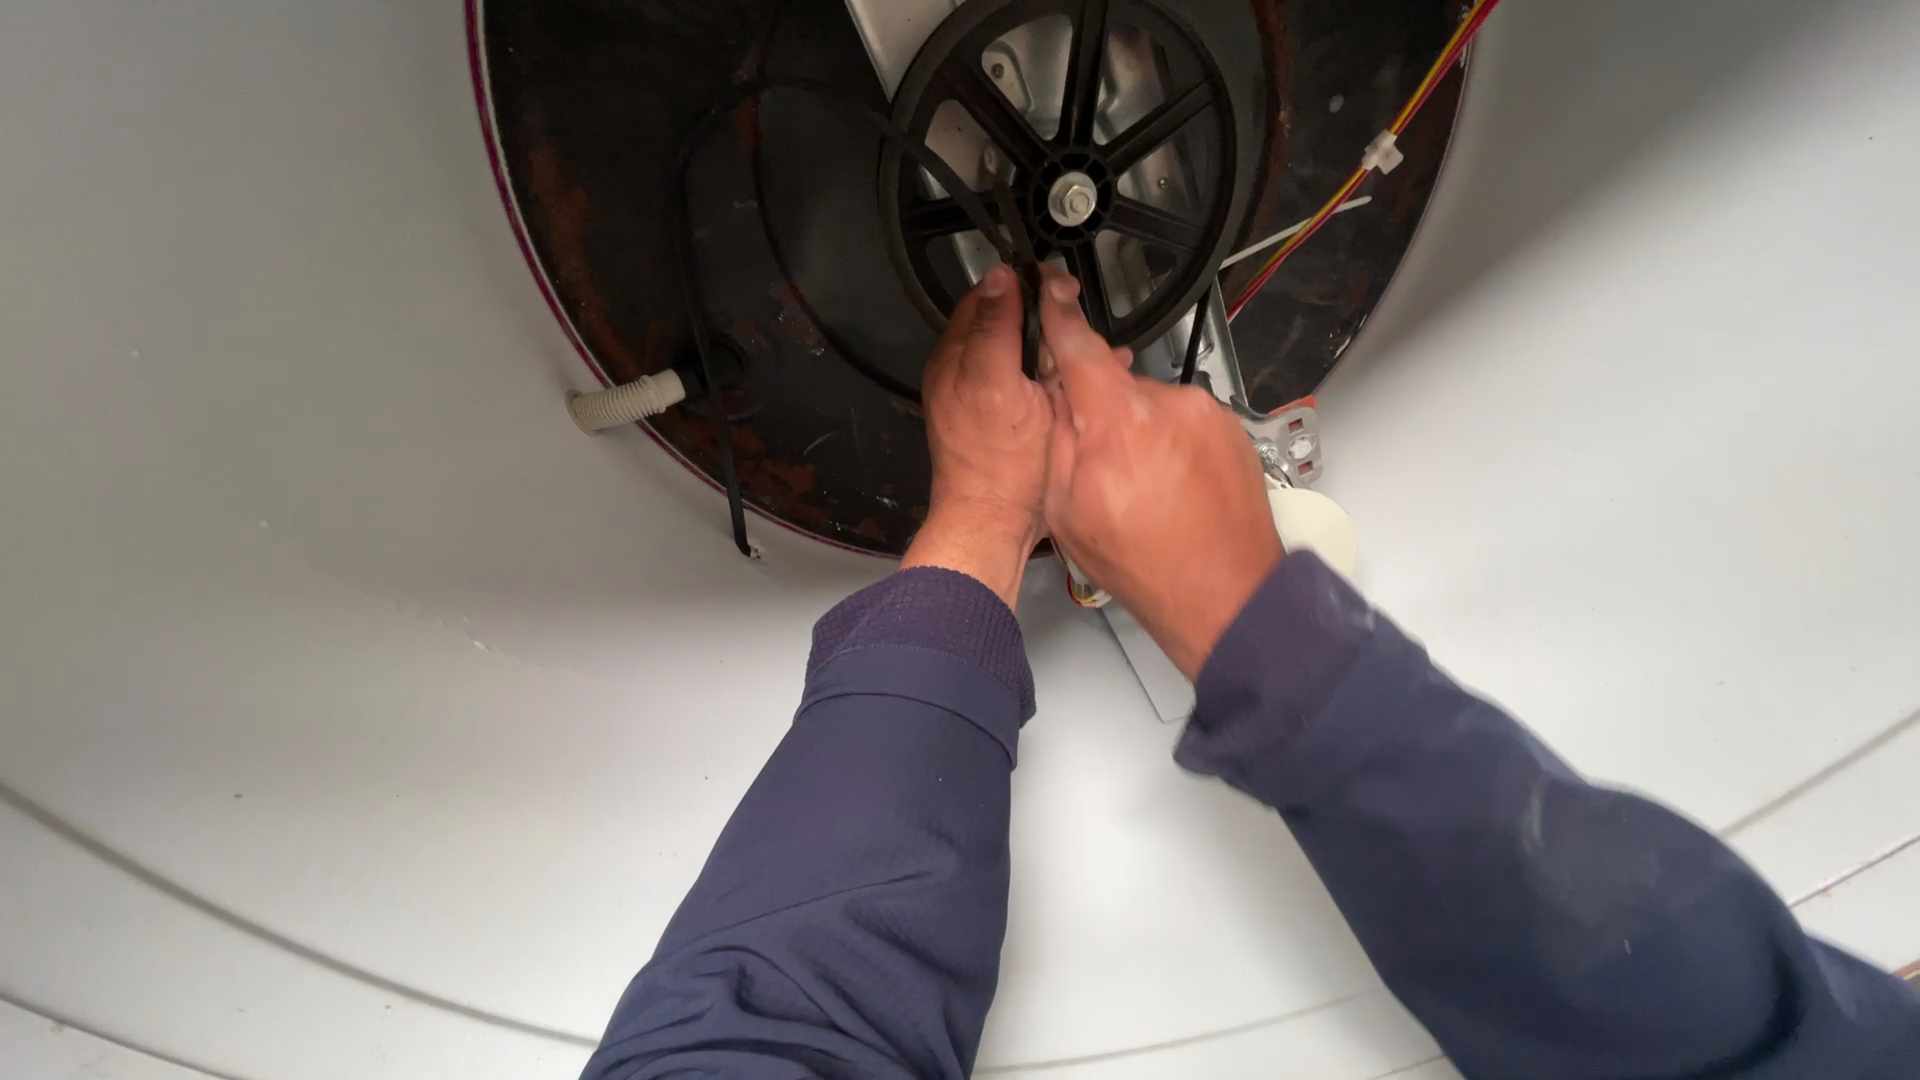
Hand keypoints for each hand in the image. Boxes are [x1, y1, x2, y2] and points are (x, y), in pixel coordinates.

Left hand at [901, 264, 1051, 609]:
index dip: (1021, 286)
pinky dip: (1055, 379)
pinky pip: (1033, 387)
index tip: (1055, 285)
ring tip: (1086, 348)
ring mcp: (989, 401)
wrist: (994, 522)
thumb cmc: (997, 462)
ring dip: (1054, 349)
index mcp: (956, 359)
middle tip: (1077, 320)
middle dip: (1044, 319)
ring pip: (1024, 357)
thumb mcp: (997, 384)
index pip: (986, 299)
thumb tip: (998, 276)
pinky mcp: (1009, 425)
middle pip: (1007, 327)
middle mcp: (967, 376)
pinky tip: (1079, 381)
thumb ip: (995, 329)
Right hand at [1039, 268, 1281, 678]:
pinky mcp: (1229, 430)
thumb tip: (1055, 399)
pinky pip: (1182, 421)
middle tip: (1101, 469)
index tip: (1049, 284)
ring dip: (1137, 434)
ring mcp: (1206, 416)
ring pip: (1150, 405)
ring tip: (1143, 490)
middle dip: (1099, 414)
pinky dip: (1168, 444)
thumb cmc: (1147, 565)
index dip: (1057, 310)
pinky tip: (1169, 488)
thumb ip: (1056, 442)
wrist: (1223, 594)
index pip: (1079, 344)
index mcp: (1118, 423)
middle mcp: (1168, 407)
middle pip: (1115, 383)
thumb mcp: (1066, 511)